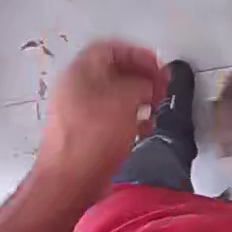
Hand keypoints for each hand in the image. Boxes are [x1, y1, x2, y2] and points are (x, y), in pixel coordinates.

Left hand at [38, 41, 166, 188]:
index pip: (110, 49)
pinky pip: (113, 116)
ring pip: (115, 94)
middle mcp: (76, 89)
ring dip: (139, 98)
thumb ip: (140, 84)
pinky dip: (131, 117)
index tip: (157, 65)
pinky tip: (144, 128)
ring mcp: (79, 112)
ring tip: (156, 106)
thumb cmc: (91, 141)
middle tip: (160, 85)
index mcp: (80, 73)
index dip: (138, 54)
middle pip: (114, 71)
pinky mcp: (86, 133)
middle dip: (142, 76)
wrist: (71, 182)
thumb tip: (148, 84)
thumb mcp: (125, 101)